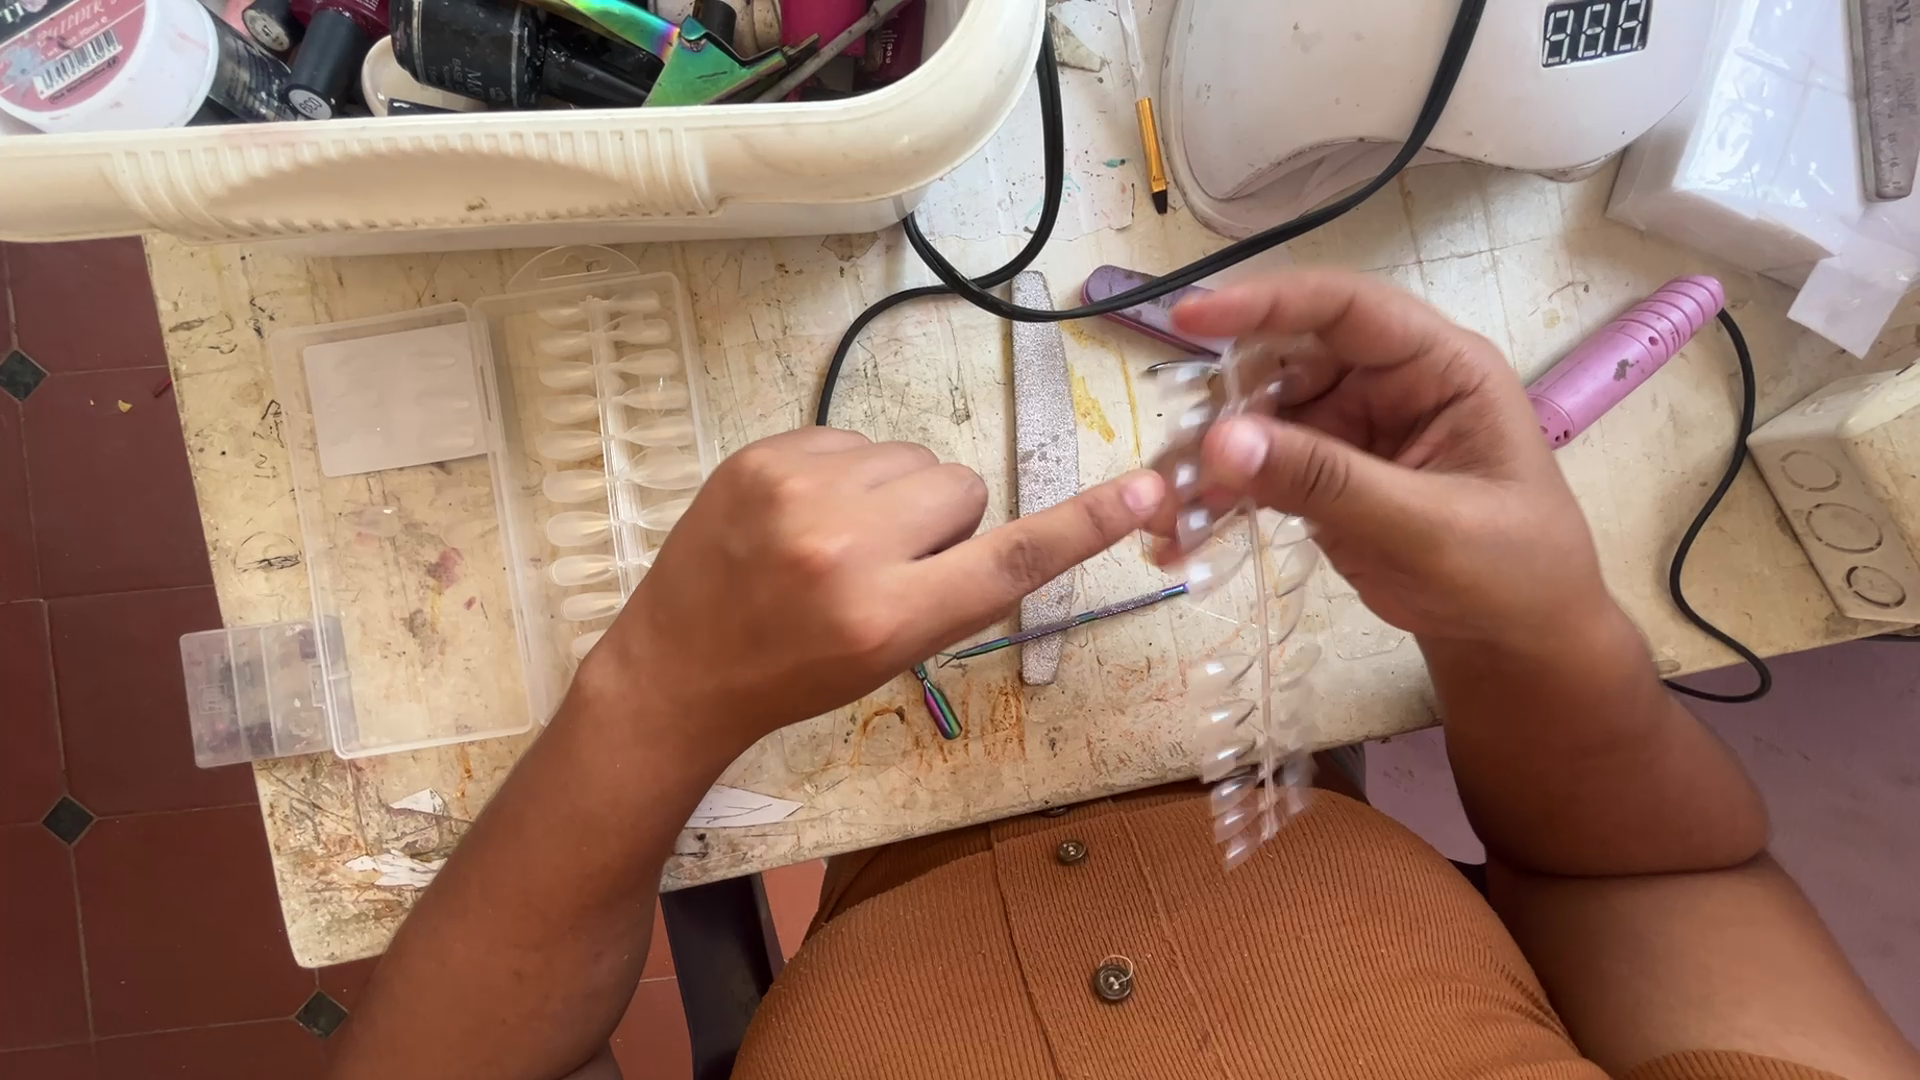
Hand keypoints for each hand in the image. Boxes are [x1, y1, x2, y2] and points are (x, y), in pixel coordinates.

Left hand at [577, 428, 1164, 753]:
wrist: (678, 665)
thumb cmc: (796, 675)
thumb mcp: (890, 655)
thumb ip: (955, 588)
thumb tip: (983, 515)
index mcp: (888, 616)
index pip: (1010, 561)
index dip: (1085, 526)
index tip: (1145, 491)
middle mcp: (849, 545)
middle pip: (961, 486)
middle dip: (941, 521)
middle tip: (887, 561)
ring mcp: (799, 488)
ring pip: (911, 457)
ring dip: (894, 494)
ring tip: (839, 537)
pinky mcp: (764, 453)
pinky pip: (855, 440)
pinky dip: (847, 473)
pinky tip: (803, 513)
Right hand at [1163, 272, 1609, 647]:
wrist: (1507, 640)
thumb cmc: (1504, 571)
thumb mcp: (1424, 526)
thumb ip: (1325, 481)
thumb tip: (1221, 443)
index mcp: (1433, 366)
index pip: (1342, 309)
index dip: (1264, 304)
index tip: (1188, 319)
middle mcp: (1379, 385)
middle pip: (1278, 369)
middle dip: (1220, 413)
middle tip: (1174, 466)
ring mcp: (1342, 431)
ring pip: (1252, 424)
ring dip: (1205, 465)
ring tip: (1163, 513)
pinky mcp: (1314, 476)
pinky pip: (1251, 474)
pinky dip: (1214, 502)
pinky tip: (1180, 537)